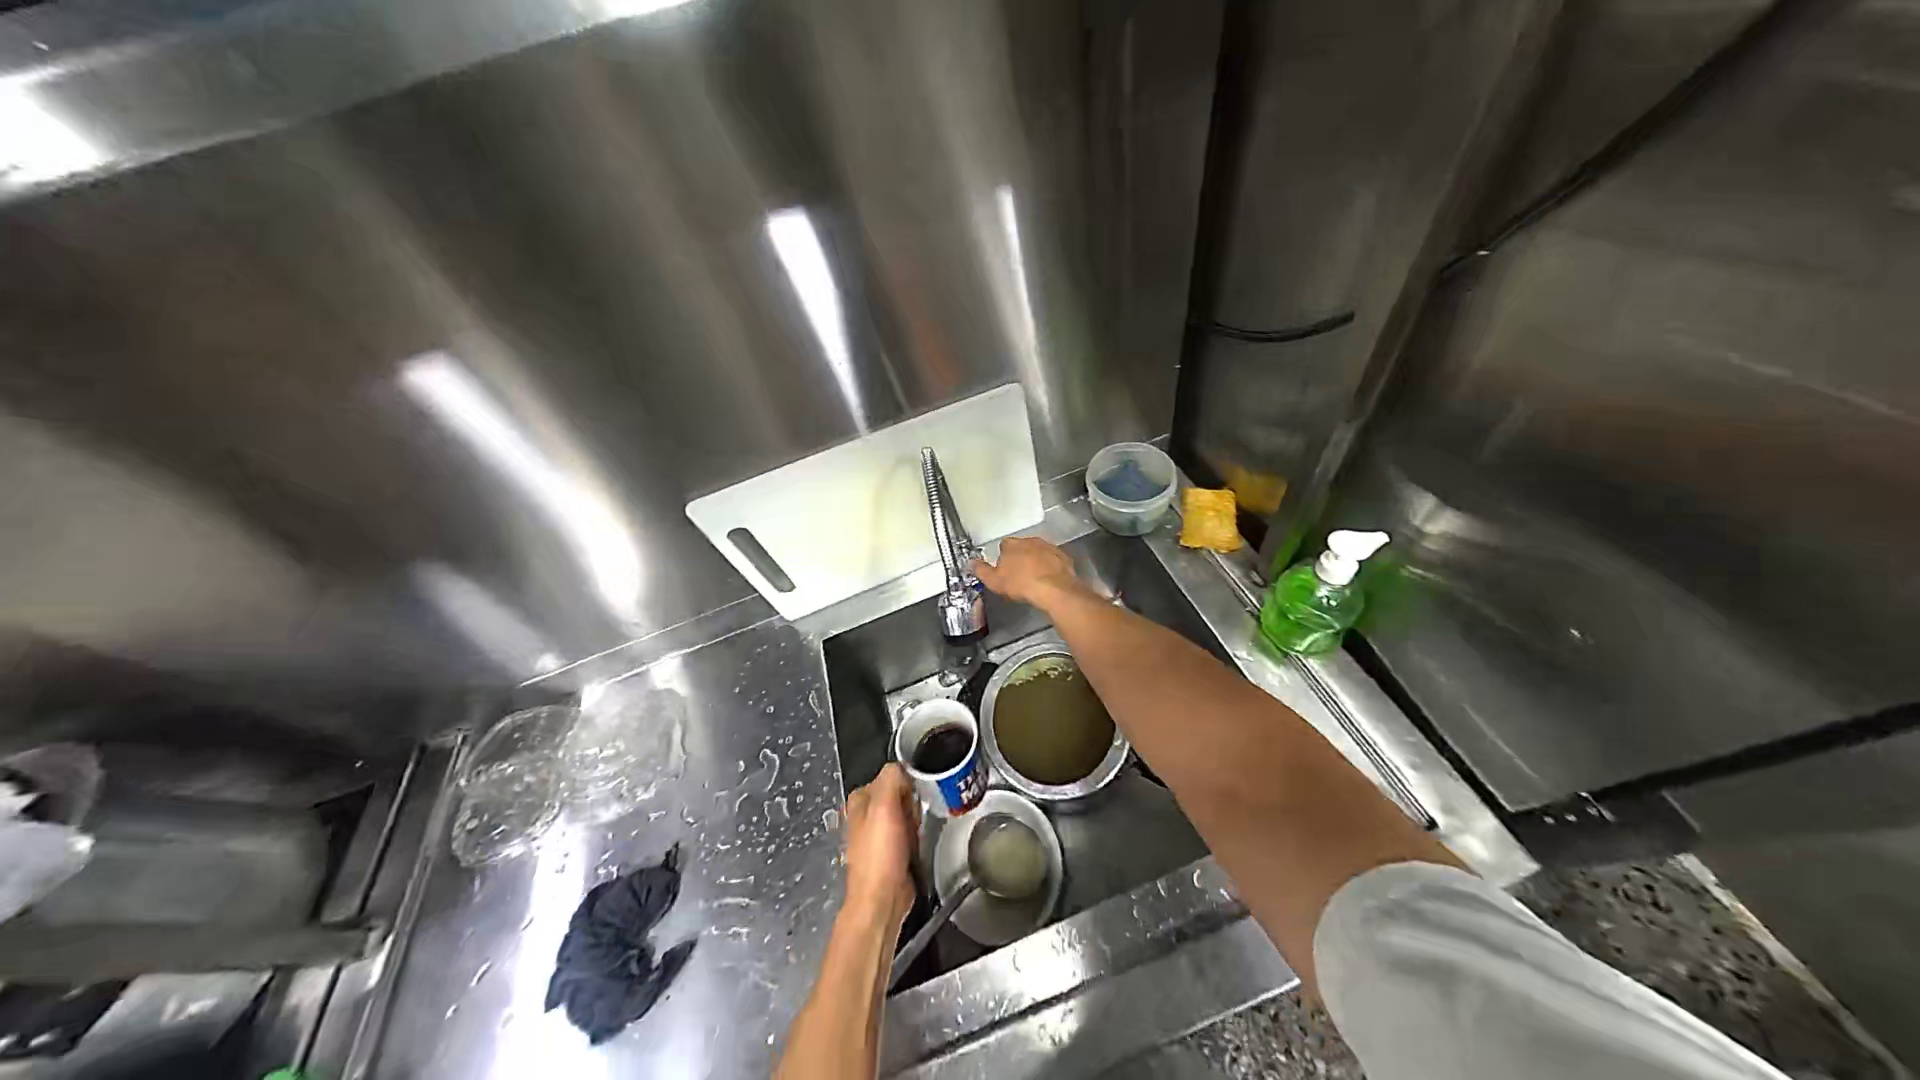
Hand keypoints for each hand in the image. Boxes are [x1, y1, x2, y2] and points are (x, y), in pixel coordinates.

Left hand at [842, 764, 917, 920]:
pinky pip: (910, 832)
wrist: (882, 899)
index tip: (912, 799)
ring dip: (916, 822)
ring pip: (907, 813)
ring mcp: (878, 832)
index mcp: (860, 799)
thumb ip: (892, 778)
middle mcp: (866, 813)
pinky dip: (916, 837)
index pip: (893, 774)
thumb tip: (903, 767)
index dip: (907, 784)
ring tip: (914, 836)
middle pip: (901, 793)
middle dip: (913, 805)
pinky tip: (915, 847)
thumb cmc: (880, 854)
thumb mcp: (884, 806)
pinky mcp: (890, 849)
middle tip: (913, 821)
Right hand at [973, 537, 1095, 610]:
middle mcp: (1031, 541)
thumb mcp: (994, 581)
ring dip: (1036, 561)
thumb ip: (981, 571)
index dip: (1003, 558)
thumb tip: (971, 563)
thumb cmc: (1022, 584)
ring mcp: (1049, 547)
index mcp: (1012, 544)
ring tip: (1034, 579)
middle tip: (1019, 575)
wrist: (1054, 590)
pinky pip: (1053, 560)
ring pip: (1039, 552)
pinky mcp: (1063, 556)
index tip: (1004, 570)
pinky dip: (1051, 567)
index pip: (1004, 546)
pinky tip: (1049, 579)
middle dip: (1020, 557)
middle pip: (1022, 547)